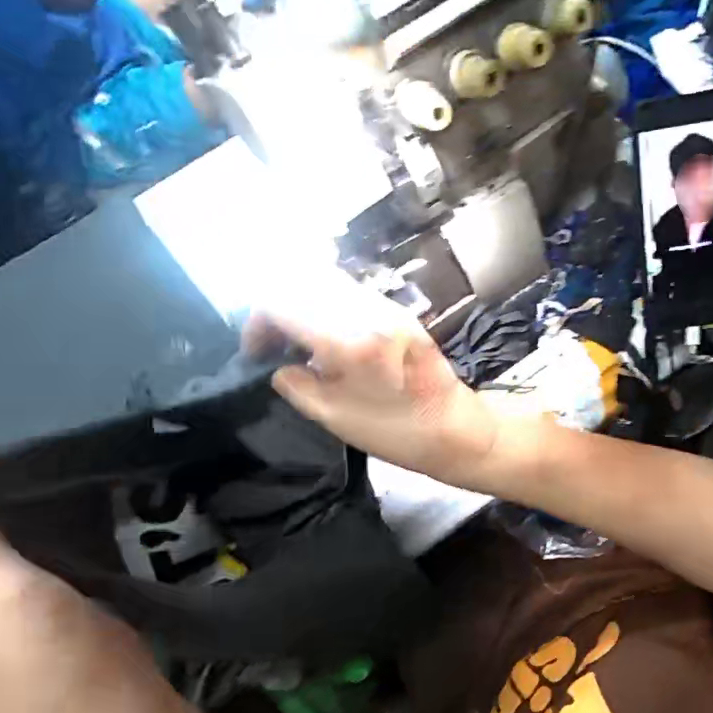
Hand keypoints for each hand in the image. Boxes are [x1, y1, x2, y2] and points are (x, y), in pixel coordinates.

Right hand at [244, 301, 515, 492]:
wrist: (457, 429)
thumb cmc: (395, 432)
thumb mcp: (333, 417)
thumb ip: (295, 385)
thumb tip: (278, 365)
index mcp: (346, 340)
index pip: (280, 303)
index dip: (256, 323)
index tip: (255, 351)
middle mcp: (364, 311)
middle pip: (300, 281)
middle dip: (276, 307)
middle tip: (271, 343)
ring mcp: (384, 306)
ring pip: (324, 281)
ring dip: (300, 303)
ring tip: (296, 341)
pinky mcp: (397, 310)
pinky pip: (348, 292)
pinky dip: (324, 305)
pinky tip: (325, 337)